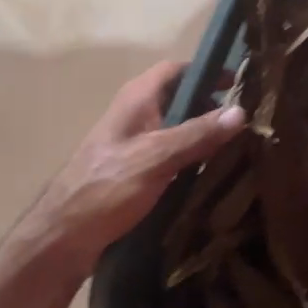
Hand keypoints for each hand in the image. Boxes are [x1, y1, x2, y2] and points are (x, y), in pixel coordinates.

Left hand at [20, 60, 245, 274]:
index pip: (176, 69)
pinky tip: (210, 171)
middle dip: (210, 104)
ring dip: (202, 132)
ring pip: (175, 127)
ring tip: (237, 144)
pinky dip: (190, 156)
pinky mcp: (133, 171)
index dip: (206, 70)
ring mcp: (132, 144)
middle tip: (245, 118)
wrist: (61, 238)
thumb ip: (198, 134)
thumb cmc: (106, 188)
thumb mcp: (157, 157)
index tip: (238, 82)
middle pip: (178, 98)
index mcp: (136, 100)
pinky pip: (169, 153)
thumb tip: (242, 111)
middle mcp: (134, 115)